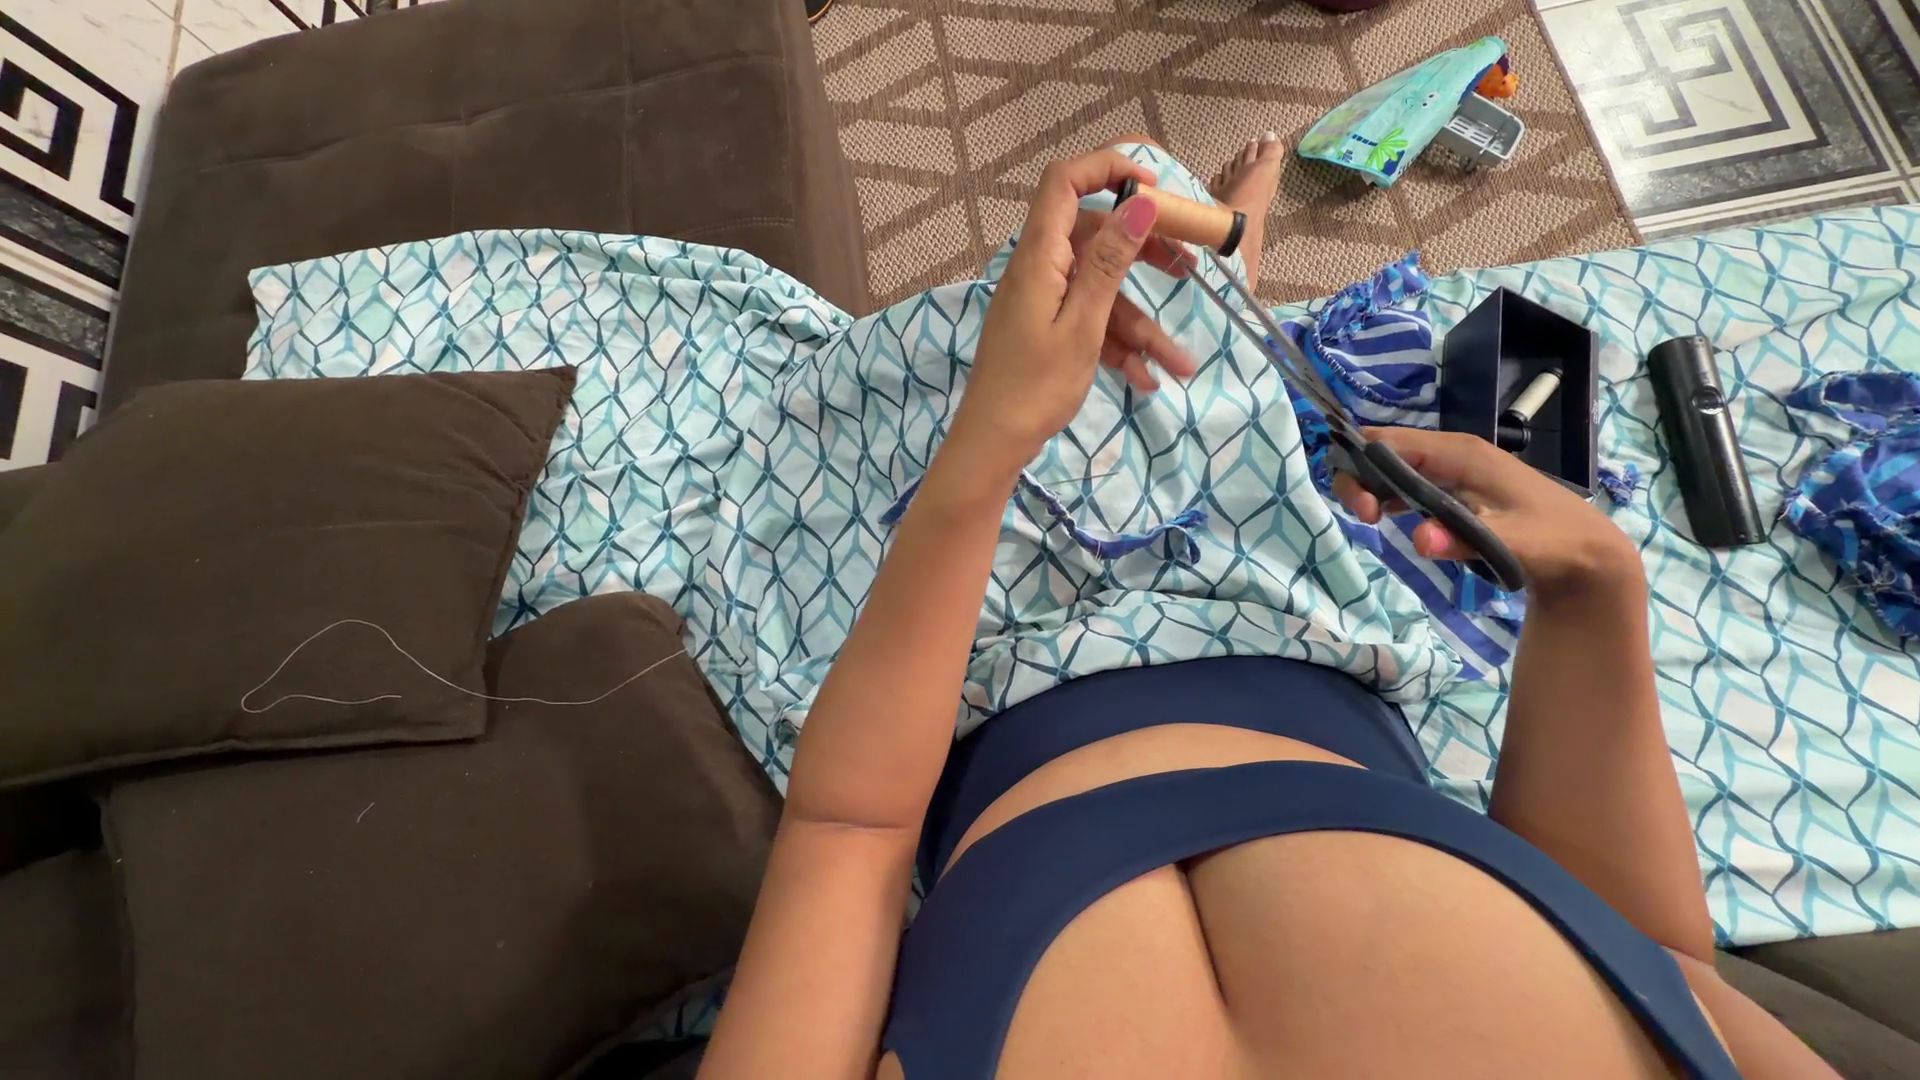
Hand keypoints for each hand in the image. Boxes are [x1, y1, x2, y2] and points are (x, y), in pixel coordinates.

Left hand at [946, 150, 1197, 477]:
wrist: (992, 444)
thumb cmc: (1035, 386)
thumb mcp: (1082, 324)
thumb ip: (1108, 262)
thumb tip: (1138, 201)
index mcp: (1040, 257)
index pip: (1065, 182)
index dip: (1107, 168)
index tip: (1152, 187)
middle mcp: (1039, 270)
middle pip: (1096, 238)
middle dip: (1145, 255)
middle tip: (1188, 270)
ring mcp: (1042, 302)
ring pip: (1101, 294)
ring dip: (1140, 327)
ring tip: (1182, 363)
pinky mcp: (1045, 331)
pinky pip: (1088, 324)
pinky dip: (1117, 347)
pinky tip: (1146, 379)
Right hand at [1332, 427, 1642, 600]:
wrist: (1587, 553)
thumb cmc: (1553, 541)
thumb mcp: (1511, 543)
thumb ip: (1462, 541)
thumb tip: (1418, 540)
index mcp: (1460, 453)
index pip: (1388, 441)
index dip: (1361, 467)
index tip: (1364, 508)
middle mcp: (1450, 452)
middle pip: (1381, 449)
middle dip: (1359, 478)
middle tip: (1366, 517)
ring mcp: (1450, 468)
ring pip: (1388, 464)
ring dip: (1368, 487)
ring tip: (1372, 520)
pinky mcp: (1450, 485)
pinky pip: (1403, 478)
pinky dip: (1383, 494)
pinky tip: (1385, 517)